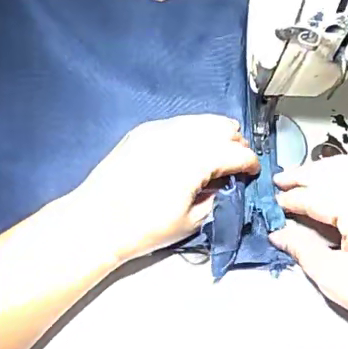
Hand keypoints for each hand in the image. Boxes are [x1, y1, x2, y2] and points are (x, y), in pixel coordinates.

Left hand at [62, 114, 261, 263]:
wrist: (96, 222)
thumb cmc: (141, 227)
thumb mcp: (191, 221)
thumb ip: (216, 197)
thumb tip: (224, 185)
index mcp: (196, 158)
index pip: (237, 151)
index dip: (250, 163)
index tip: (251, 172)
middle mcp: (179, 137)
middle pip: (222, 127)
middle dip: (234, 144)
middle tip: (234, 165)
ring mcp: (158, 130)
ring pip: (200, 121)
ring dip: (213, 135)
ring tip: (213, 157)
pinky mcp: (142, 132)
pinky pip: (177, 123)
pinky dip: (190, 133)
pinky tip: (187, 152)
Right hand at [268, 154, 347, 348]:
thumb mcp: (333, 276)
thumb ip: (302, 248)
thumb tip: (282, 234)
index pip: (312, 194)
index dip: (289, 199)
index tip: (274, 205)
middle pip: (330, 171)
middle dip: (303, 175)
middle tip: (282, 182)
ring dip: (324, 169)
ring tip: (304, 178)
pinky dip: (345, 171)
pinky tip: (336, 181)